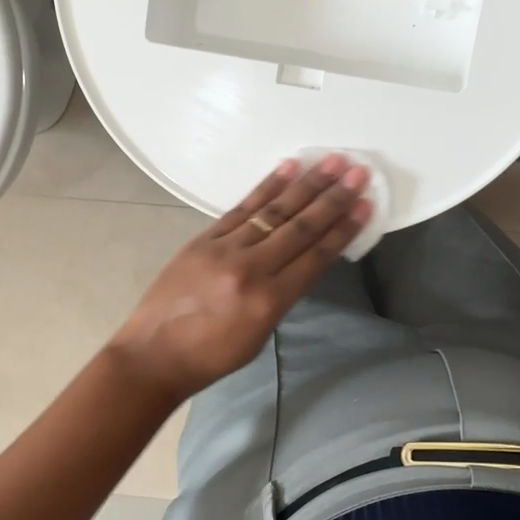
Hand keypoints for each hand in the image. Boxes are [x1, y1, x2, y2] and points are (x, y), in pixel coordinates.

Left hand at [108, 155, 372, 399]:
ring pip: (274, 211)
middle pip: (300, 227)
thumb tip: (300, 259)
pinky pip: (242, 208)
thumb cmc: (211, 357)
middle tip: (358, 171)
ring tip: (331, 162)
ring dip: (306, 184)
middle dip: (333, 198)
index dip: (344, 228)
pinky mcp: (203, 239)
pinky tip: (287, 169)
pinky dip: (266, 188)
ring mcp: (224, 250)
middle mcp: (250, 269)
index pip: (316, 257)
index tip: (366, 204)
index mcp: (269, 301)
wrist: (153, 355)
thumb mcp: (259, 335)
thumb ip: (282, 295)